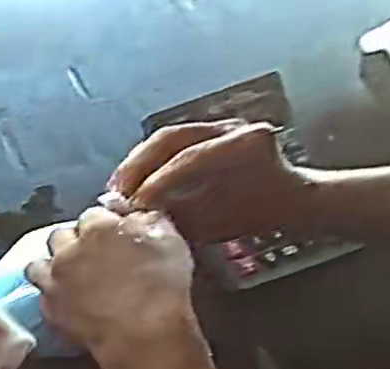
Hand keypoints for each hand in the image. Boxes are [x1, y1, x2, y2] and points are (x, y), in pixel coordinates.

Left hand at [27, 207, 199, 363]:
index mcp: (98, 229)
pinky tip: (64, 295)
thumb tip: (133, 216)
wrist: (136, 327)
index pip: (90, 214)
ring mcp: (50, 279)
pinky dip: (49, 290)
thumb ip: (147, 221)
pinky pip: (40, 291)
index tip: (109, 232)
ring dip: (50, 265)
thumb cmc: (161, 280)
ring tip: (66, 273)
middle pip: (58, 236)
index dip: (100, 222)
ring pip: (37, 264)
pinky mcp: (44, 304)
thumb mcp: (168, 238)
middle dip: (71, 240)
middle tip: (88, 252)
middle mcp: (66, 252)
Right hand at [108, 121, 321, 242]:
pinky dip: (137, 167)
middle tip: (112, 199)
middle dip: (133, 169)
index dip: (152, 185)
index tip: (131, 210)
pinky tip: (125, 188)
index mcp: (245, 143)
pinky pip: (160, 147)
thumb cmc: (245, 214)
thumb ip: (172, 213)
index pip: (187, 157)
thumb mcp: (209, 221)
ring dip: (130, 168)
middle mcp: (230, 128)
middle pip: (167, 138)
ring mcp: (214, 128)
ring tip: (114, 195)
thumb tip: (133, 214)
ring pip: (158, 141)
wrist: (277, 199)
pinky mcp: (199, 136)